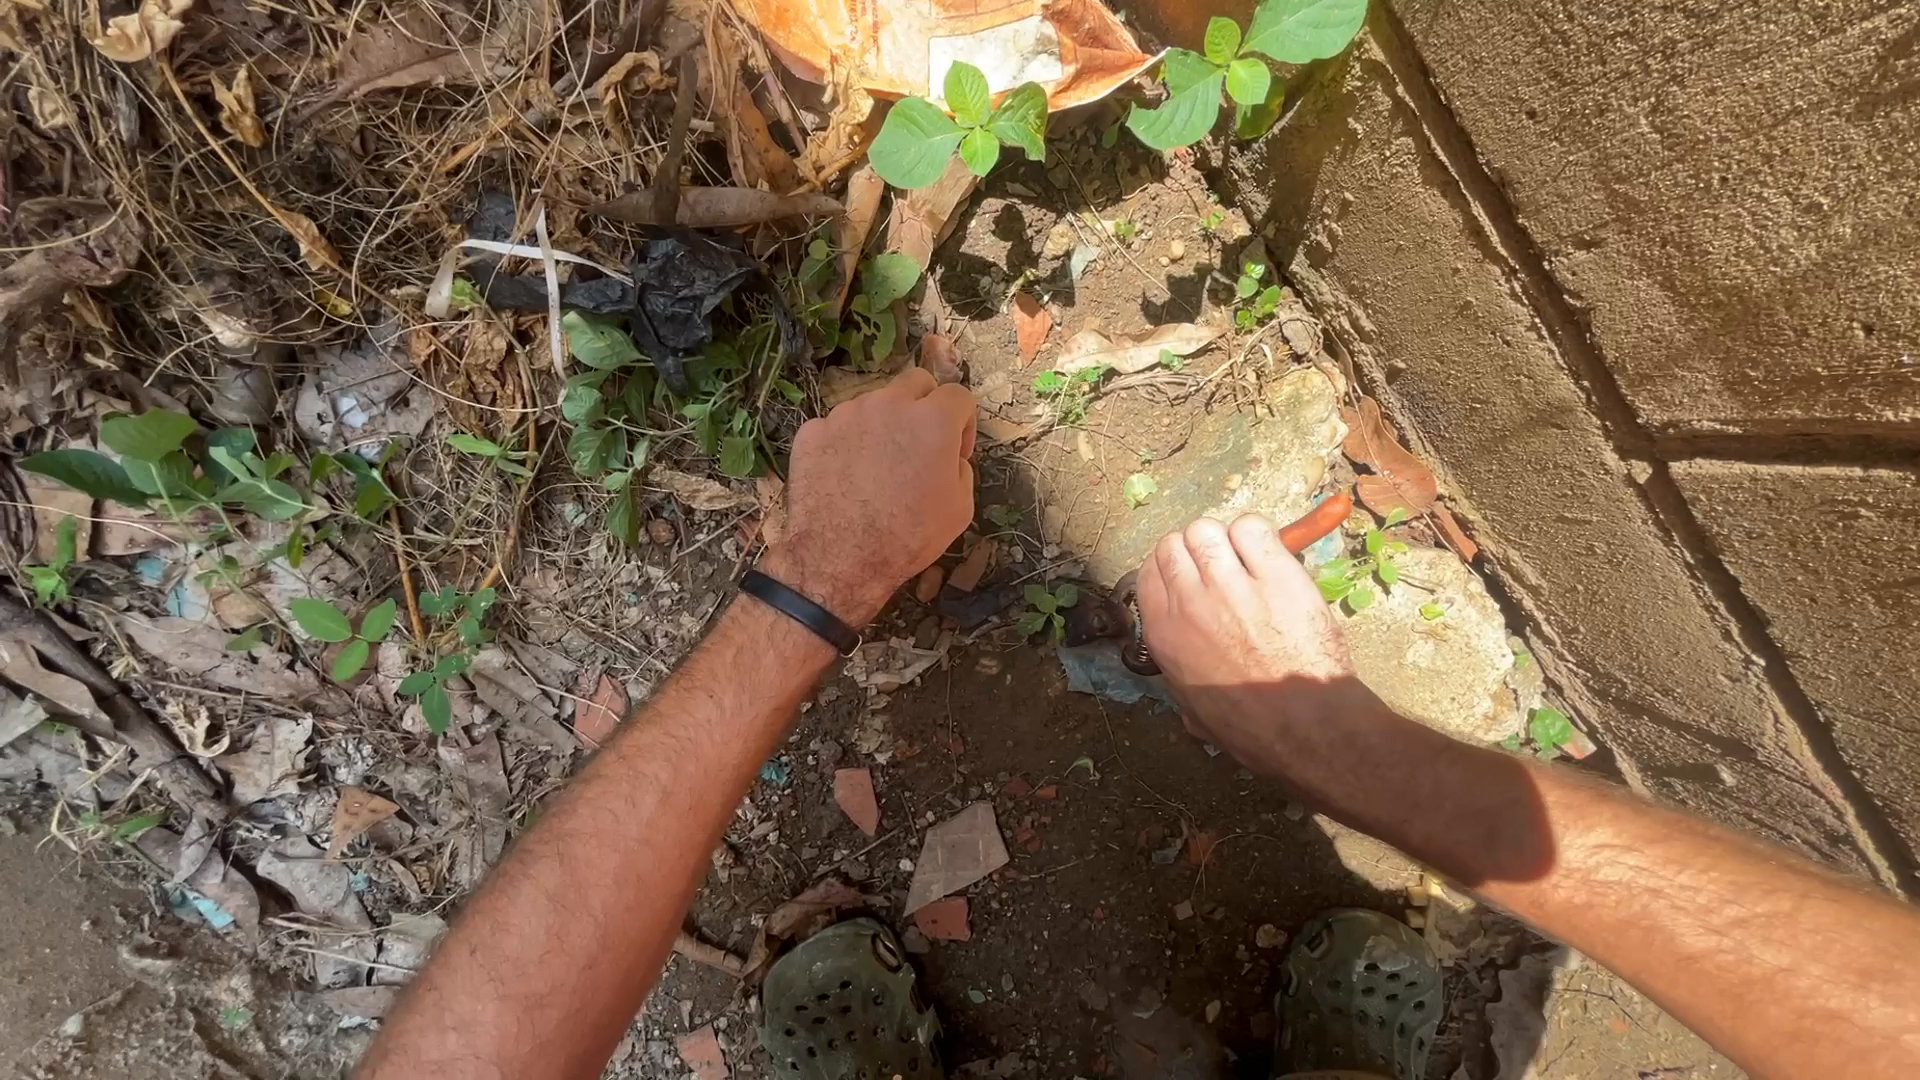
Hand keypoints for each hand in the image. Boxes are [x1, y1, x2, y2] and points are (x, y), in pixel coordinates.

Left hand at [763, 368, 975, 624]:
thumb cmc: (909, 536)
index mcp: (932, 419)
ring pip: (873, 404)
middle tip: (919, 444)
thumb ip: (961, 469)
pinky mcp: (813, 431)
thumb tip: (950, 457)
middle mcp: (889, 403)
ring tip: (876, 469)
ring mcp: (845, 413)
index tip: (955, 452)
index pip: (958, 395)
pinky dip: (846, 445)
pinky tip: (845, 479)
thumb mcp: (960, 508)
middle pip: (915, 382)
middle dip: (925, 406)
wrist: (841, 558)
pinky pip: (837, 428)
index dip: (963, 424)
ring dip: (882, 426)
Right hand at [1135, 515, 1355, 774]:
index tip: (1188, 576)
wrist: (1306, 726)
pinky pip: (1251, 527)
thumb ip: (1181, 681)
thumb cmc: (1250, 728)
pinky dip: (1257, 534)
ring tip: (1244, 558)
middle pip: (1173, 543)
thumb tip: (1184, 685)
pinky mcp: (1275, 573)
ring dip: (1223, 539)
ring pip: (1206, 529)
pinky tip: (1268, 555)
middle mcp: (1188, 600)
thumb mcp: (1194, 709)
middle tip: (1219, 567)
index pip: (1147, 572)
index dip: (1169, 569)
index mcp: (1163, 632)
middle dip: (1193, 550)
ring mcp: (1230, 583)